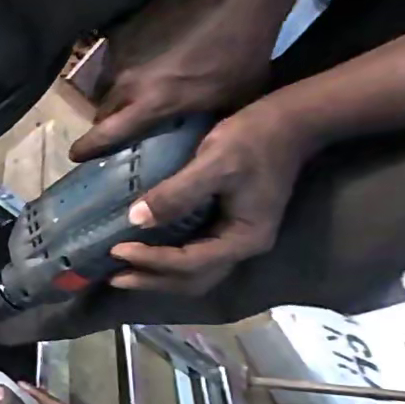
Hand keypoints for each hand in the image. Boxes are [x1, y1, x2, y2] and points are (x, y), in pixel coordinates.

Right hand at [68, 39, 269, 162]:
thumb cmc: (240, 49)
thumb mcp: (233, 99)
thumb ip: (208, 124)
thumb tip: (205, 142)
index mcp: (149, 104)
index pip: (105, 134)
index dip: (87, 148)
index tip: (75, 156)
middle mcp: (126, 81)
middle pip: (101, 112)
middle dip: (106, 123)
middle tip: (121, 126)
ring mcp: (122, 52)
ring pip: (105, 84)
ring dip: (114, 93)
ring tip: (134, 92)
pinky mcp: (124, 27)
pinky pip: (114, 56)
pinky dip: (124, 65)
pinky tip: (144, 60)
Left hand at [110, 103, 312, 294]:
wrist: (291, 122)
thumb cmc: (253, 139)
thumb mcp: (213, 162)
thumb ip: (176, 193)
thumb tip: (135, 219)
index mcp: (243, 239)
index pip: (190, 264)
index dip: (151, 261)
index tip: (117, 250)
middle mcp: (242, 248)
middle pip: (192, 280)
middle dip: (151, 280)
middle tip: (113, 277)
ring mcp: (236, 240)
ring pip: (193, 274)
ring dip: (157, 276)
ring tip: (122, 271)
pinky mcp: (227, 228)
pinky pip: (194, 256)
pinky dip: (166, 261)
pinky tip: (143, 253)